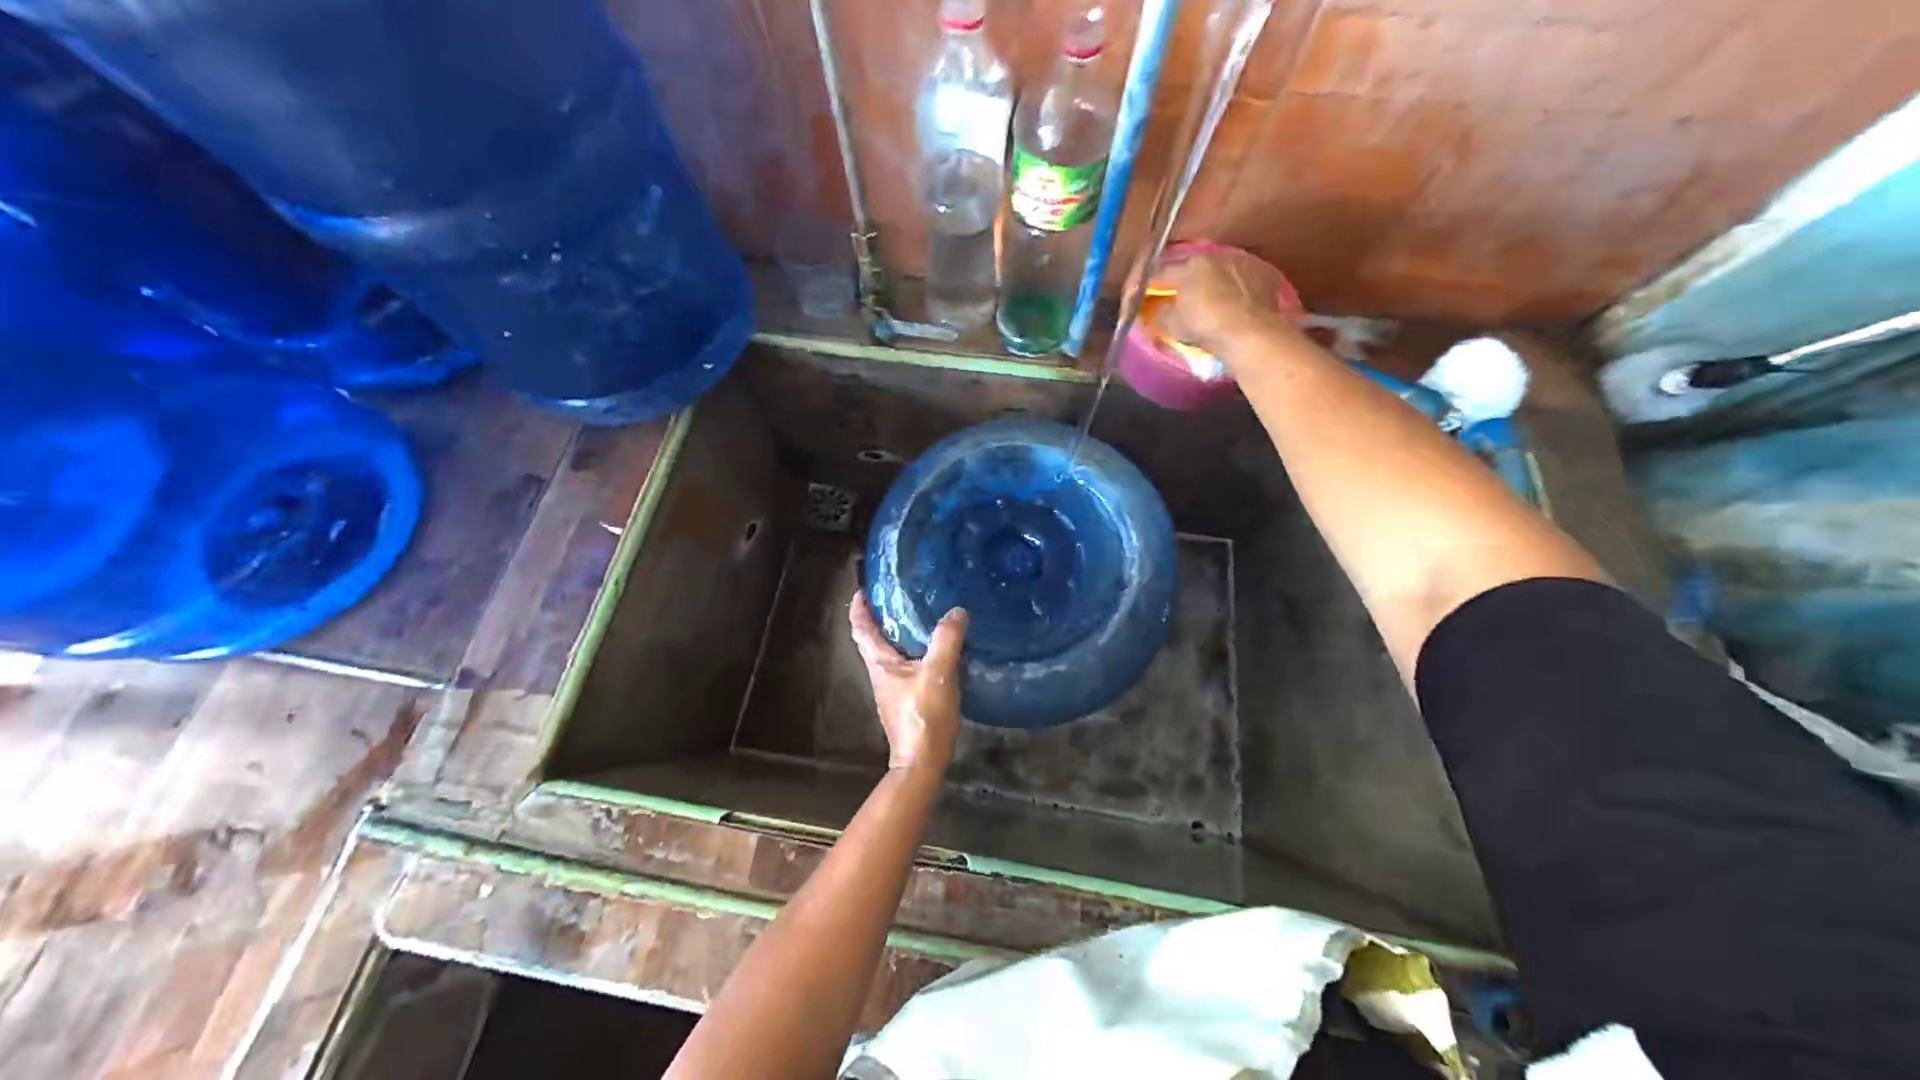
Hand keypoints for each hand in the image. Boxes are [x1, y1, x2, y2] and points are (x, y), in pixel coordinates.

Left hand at [849, 591, 967, 773]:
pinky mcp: (907, 701)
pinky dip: (917, 653)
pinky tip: (938, 652)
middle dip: (882, 617)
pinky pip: (908, 668)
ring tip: (922, 618)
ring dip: (901, 635)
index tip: (864, 589)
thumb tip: (956, 611)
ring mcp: (893, 690)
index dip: (859, 607)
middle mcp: (881, 674)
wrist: (922, 763)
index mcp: (880, 664)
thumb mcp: (938, 673)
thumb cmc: (923, 716)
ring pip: (892, 654)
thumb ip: (947, 640)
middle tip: (899, 596)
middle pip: (874, 640)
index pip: (861, 629)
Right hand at [1156, 250, 1302, 361]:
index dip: (1155, 283)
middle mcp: (1217, 256)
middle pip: (1196, 266)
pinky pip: (1245, 277)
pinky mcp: (1266, 273)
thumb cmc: (1206, 326)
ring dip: (1216, 280)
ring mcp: (1244, 262)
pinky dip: (1239, 287)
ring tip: (1215, 298)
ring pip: (1222, 269)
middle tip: (1184, 296)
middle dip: (1188, 279)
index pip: (1164, 271)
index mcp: (1190, 266)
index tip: (1152, 293)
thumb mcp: (1173, 325)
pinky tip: (1239, 301)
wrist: (1251, 333)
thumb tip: (1159, 311)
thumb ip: (1162, 314)